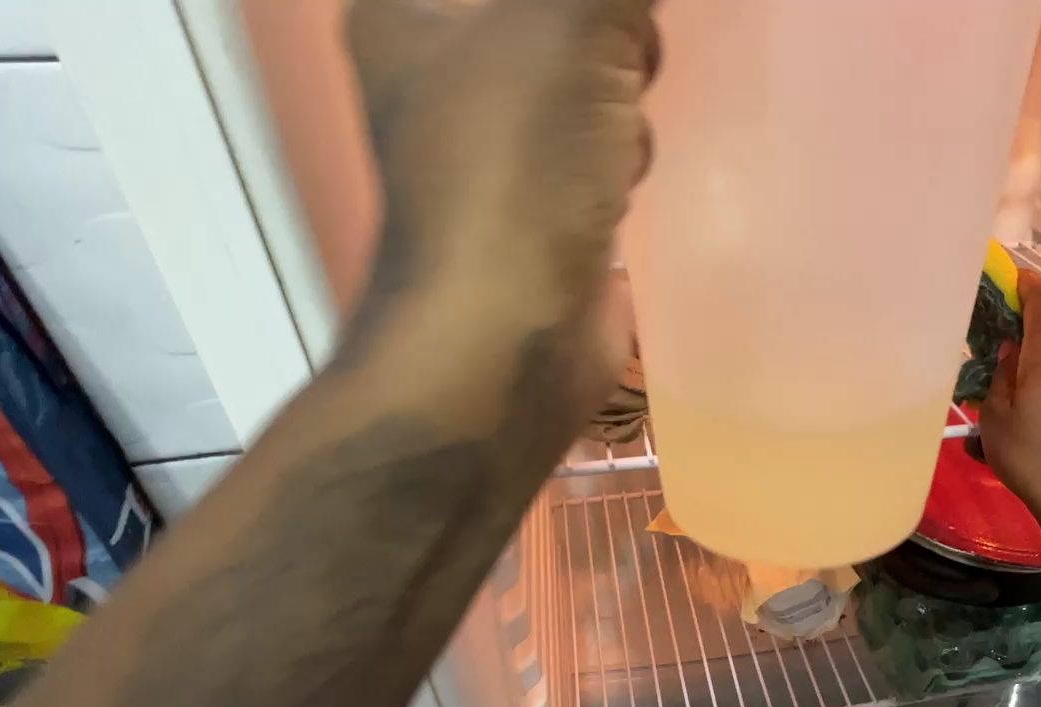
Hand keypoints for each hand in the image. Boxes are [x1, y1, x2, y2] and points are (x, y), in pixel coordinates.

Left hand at [346, 0, 657, 339]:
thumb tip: (631, 1)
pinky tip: (619, 183)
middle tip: (621, 44)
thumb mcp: (568, 25)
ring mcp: (490, 146)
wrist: (512, 340)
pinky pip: (591, 143)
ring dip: (615, 89)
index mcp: (409, 4)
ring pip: (577, 70)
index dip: (581, 1)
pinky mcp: (538, 205)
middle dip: (601, 21)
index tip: (598, 18)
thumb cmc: (517, 171)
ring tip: (613, 132)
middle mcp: (438, 69)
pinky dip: (614, 153)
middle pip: (544, 7)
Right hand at [978, 270, 1040, 517]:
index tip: (1010, 280)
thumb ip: (999, 379)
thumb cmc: (1030, 457)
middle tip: (995, 363)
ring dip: (1037, 373)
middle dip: (1024, 342)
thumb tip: (1009, 355)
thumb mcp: (995, 418)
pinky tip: (1035, 427)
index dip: (1027, 284)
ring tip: (1011, 408)